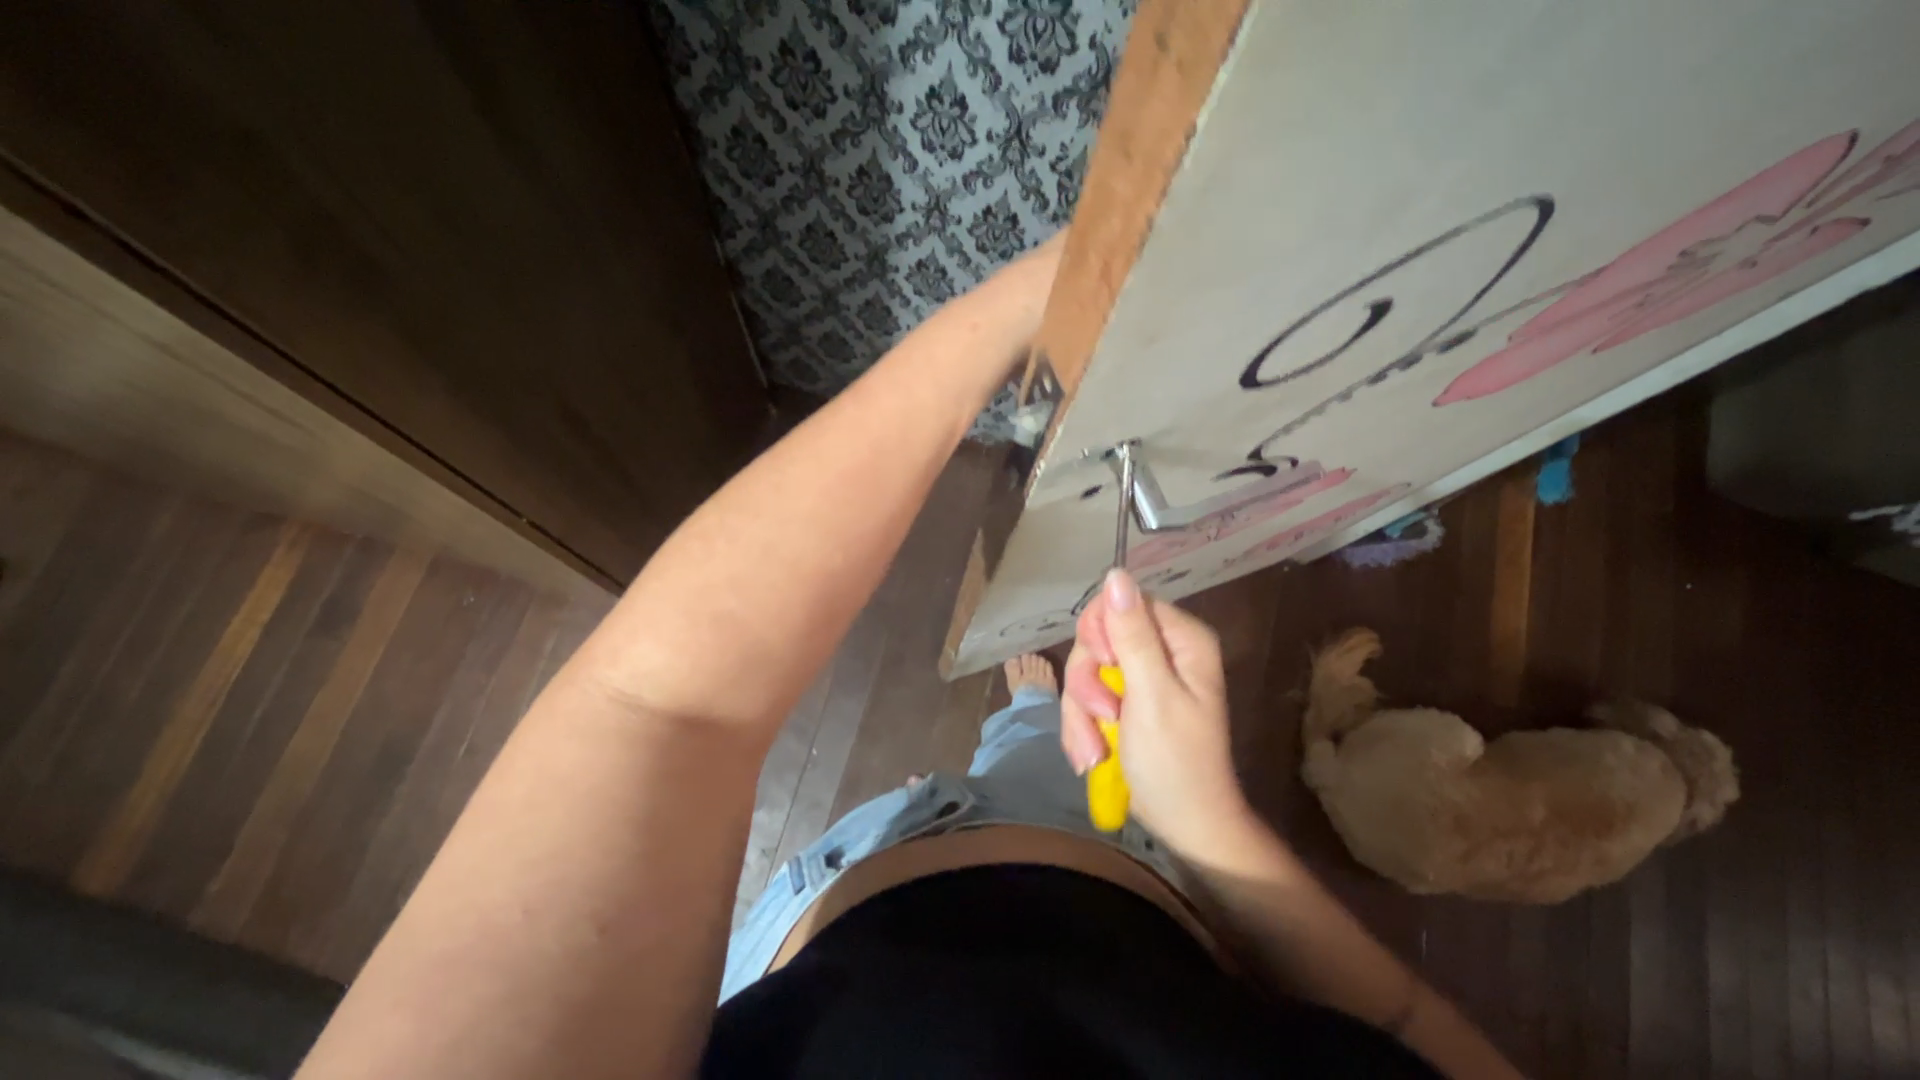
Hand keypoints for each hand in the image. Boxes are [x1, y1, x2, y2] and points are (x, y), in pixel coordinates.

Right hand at [1060, 569, 1260, 861]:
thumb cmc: (1175, 762)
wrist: (1184, 825)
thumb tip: (1116, 573)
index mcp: (1181, 640)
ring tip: (1095, 751)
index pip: (1121, 604)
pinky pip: (1085, 701)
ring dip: (1081, 715)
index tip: (1105, 672)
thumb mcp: (1150, 695)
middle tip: (1102, 717)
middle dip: (1088, 685)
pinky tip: (1092, 756)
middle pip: (1097, 640)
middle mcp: (1162, 651)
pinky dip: (1082, 728)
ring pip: (1085, 674)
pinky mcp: (1124, 706)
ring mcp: (1141, 680)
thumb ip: (1131, 634)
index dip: (1100, 636)